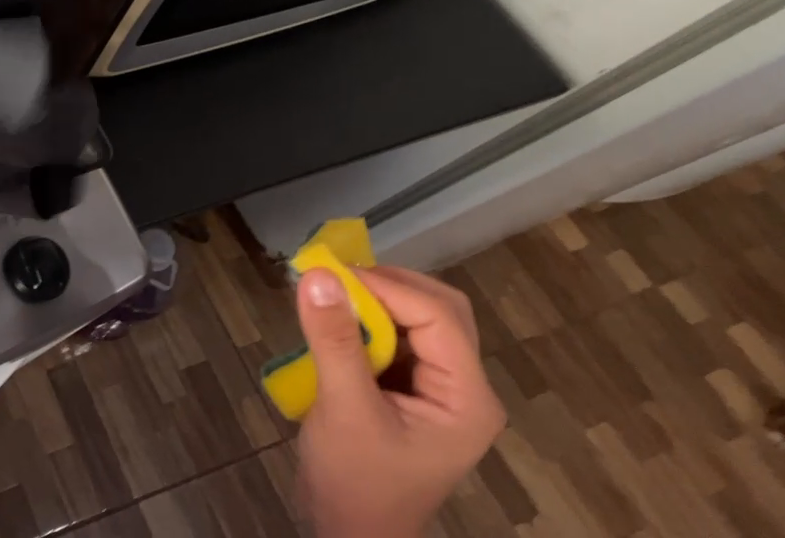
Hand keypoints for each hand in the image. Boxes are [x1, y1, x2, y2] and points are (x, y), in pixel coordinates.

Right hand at [294, 264, 507, 537]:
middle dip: (387, 286)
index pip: (438, 317)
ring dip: (375, 300)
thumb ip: (334, 340)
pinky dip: (367, 319)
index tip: (329, 272)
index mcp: (466, 397)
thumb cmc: (356, 479)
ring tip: (328, 296)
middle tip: (332, 278)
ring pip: (418, 319)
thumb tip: (318, 275)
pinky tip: (335, 323)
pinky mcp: (411, 390)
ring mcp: (439, 389)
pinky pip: (398, 337)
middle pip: (439, 311)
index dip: (386, 286)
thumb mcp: (344, 408)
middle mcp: (464, 387)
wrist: (349, 532)